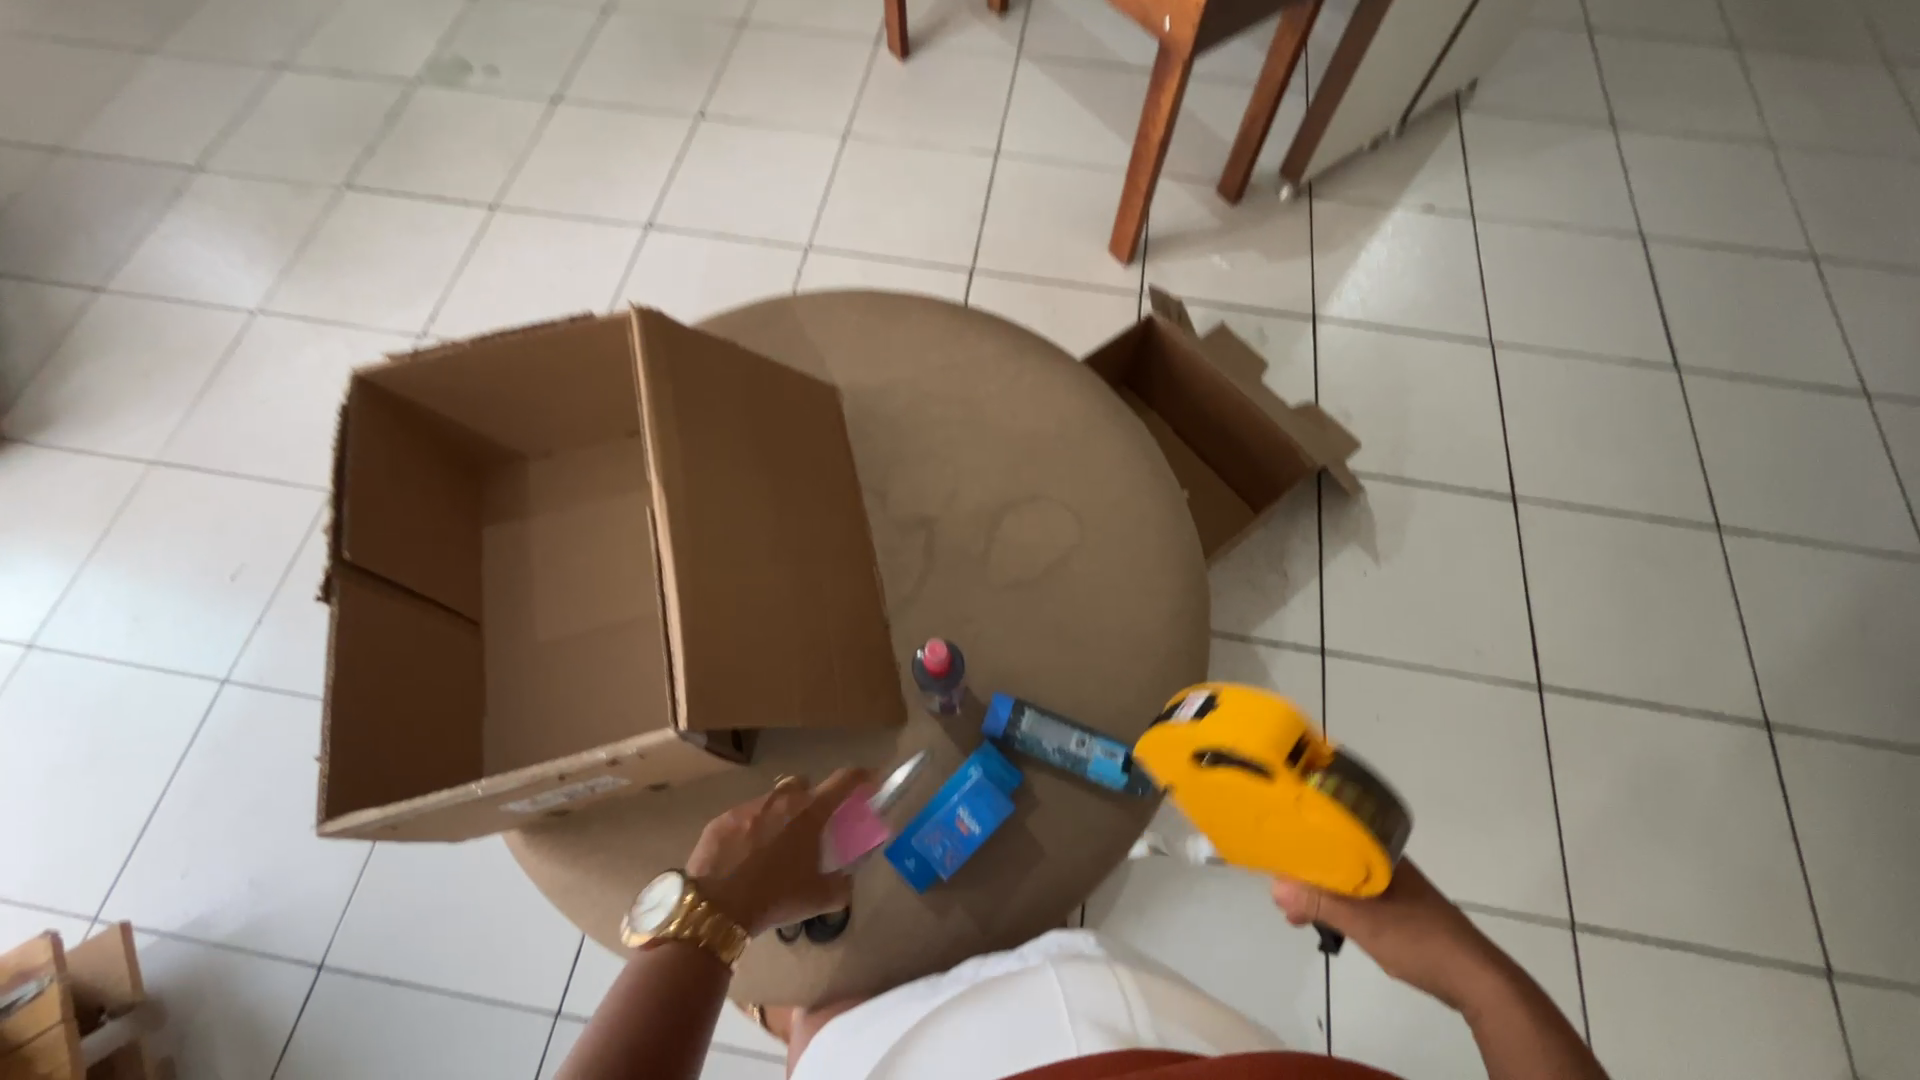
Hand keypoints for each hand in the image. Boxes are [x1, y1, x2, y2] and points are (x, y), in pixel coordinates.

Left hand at [686, 769, 871, 936]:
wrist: (715, 906)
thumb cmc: (775, 897)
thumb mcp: (818, 899)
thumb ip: (842, 886)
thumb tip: (847, 880)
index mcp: (810, 813)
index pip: (844, 781)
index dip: (860, 777)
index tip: (869, 780)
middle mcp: (781, 799)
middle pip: (803, 784)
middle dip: (810, 798)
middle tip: (810, 825)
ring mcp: (748, 806)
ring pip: (771, 799)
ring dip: (779, 814)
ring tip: (774, 845)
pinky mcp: (722, 819)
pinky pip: (743, 816)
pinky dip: (750, 829)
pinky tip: (744, 856)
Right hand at [1271, 860, 1498, 1010]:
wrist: (1478, 981)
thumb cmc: (1420, 940)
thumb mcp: (1363, 922)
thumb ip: (1319, 903)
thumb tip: (1274, 887)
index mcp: (1382, 855)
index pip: (1332, 838)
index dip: (1302, 849)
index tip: (1277, 867)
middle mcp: (1388, 866)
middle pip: (1336, 862)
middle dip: (1307, 878)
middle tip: (1284, 900)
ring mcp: (1397, 890)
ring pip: (1347, 884)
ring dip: (1322, 896)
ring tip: (1298, 916)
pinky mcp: (1402, 913)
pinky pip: (1359, 902)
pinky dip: (1339, 910)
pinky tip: (1328, 924)